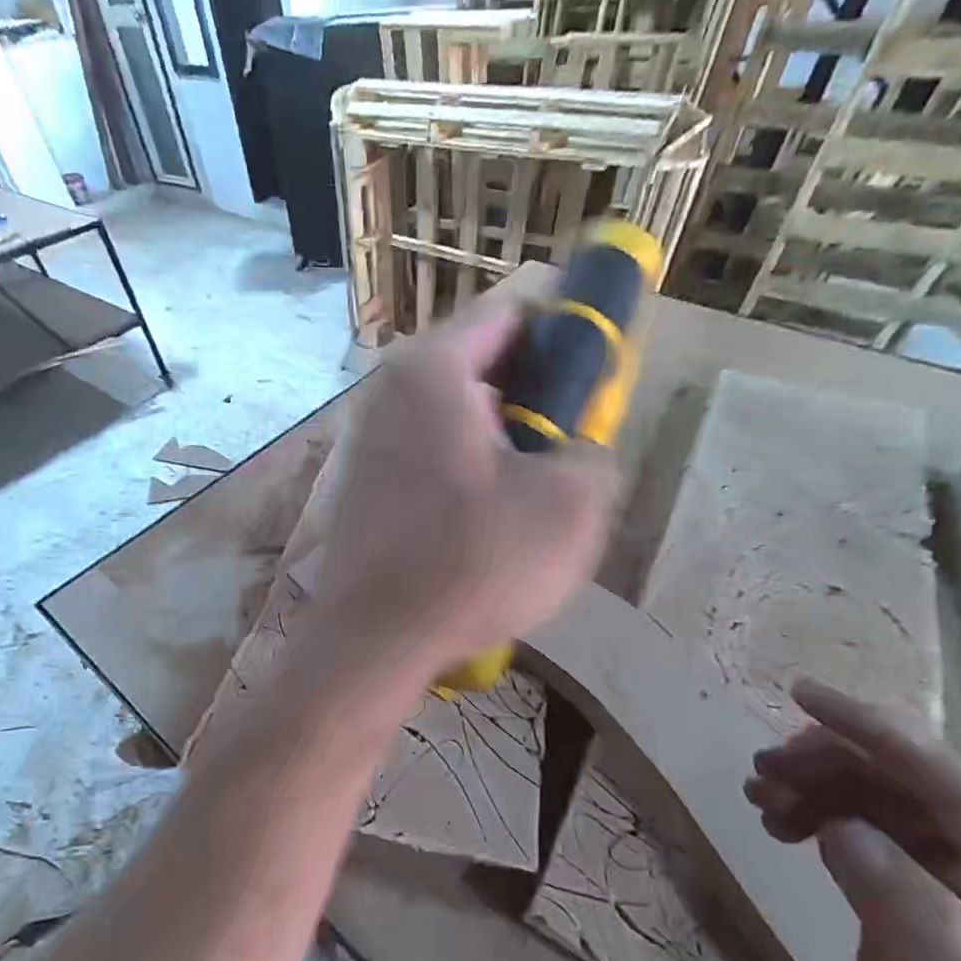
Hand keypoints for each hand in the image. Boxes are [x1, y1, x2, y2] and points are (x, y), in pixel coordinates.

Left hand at [317, 279, 619, 671]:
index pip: (512, 318)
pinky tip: (488, 529)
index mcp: (434, 370)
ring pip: (460, 422)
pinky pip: (434, 460)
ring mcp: (370, 442)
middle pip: (484, 370)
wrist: (377, 642)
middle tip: (569, 452)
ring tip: (534, 500)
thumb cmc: (476, 561)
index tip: (593, 386)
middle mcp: (391, 392)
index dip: (564, 341)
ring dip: (504, 446)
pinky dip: (469, 476)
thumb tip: (581, 450)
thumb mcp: (571, 505)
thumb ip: (593, 454)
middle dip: (535, 403)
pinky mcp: (366, 488)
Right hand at [745, 681, 960, 960]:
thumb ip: (916, 925)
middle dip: (842, 766)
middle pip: (934, 799)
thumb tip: (843, 828)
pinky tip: (792, 827)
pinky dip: (835, 827)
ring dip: (830, 792)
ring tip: (763, 795)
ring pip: (906, 816)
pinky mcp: (956, 925)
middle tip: (764, 767)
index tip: (805, 696)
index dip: (886, 736)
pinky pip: (892, 851)